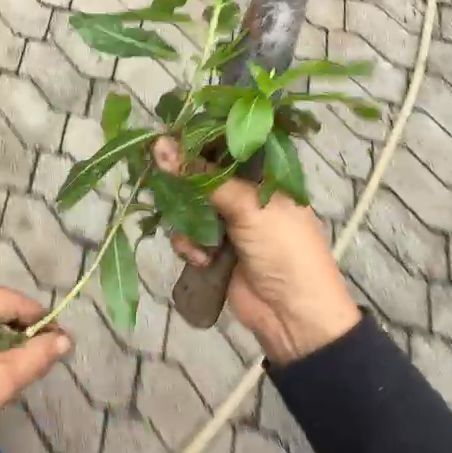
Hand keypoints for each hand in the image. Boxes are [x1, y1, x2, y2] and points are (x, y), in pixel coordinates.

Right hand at [157, 137, 361, 362]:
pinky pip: (186, 234)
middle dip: (182, 182)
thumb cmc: (283, 249)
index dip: (196, 139)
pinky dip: (189, 245)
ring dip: (185, 220)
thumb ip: (201, 175)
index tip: (166, 135)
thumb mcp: (246, 206)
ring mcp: (228, 222)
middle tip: (161, 177)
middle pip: (200, 174)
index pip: (224, 144)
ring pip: (187, 204)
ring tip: (196, 237)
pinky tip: (202, 259)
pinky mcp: (213, 248)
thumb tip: (158, 143)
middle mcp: (244, 194)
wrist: (293, 316)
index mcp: (263, 175)